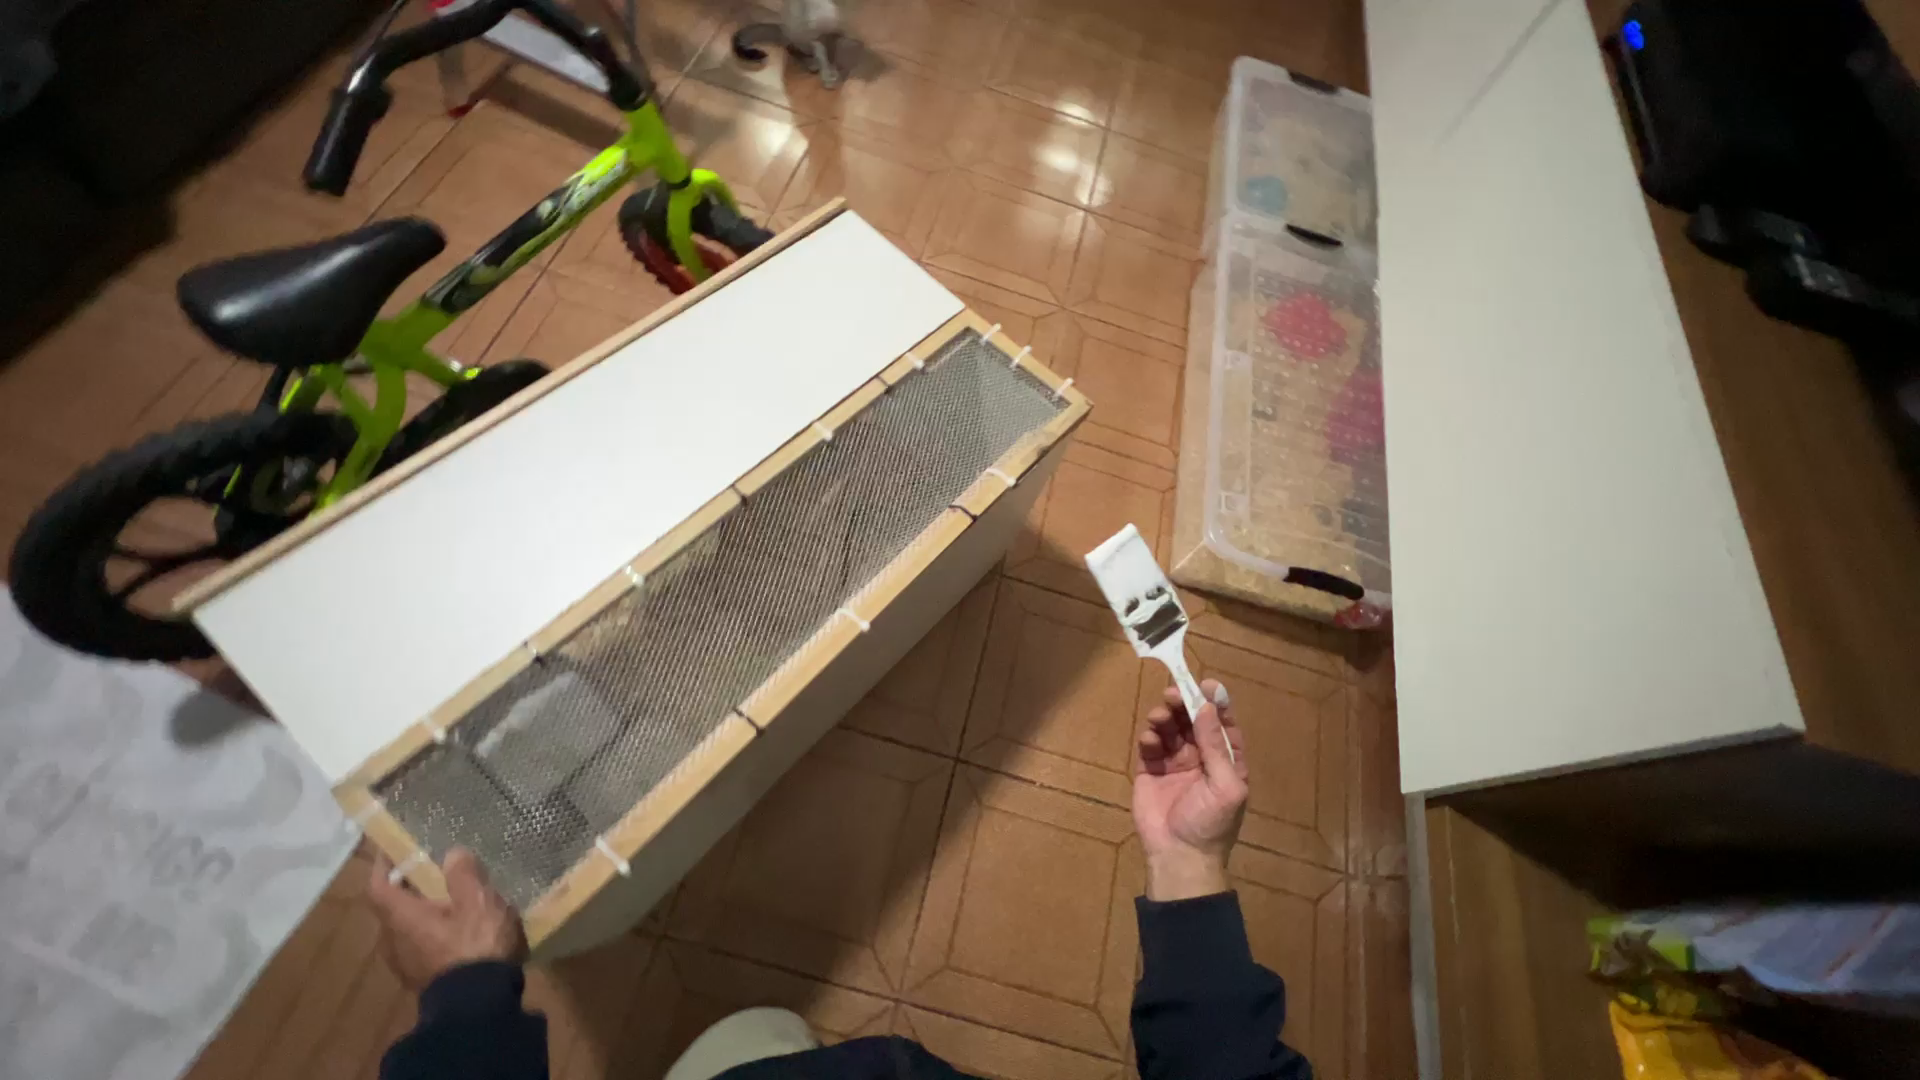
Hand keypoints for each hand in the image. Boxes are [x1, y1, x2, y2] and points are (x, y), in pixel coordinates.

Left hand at [367, 847, 527, 989]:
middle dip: (409, 888)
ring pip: (408, 928)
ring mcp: (406, 963)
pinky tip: (461, 927)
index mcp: (402, 918)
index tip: (390, 849)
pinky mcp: (422, 977)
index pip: (378, 888)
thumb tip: (451, 854)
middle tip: (433, 869)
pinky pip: (422, 944)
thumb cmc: (475, 944)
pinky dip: (434, 929)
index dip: (381, 867)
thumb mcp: (478, 901)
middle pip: (393, 908)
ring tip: (453, 897)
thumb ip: (463, 875)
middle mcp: (394, 941)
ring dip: (423, 910)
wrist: (477, 1004)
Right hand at [1132, 679, 1247, 901]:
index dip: (1215, 703)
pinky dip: (1149, 737)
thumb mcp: (1225, 785)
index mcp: (1226, 761)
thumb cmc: (1210, 823)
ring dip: (1164, 717)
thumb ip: (1216, 745)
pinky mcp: (1150, 770)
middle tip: (1173, 693)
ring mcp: (1174, 763)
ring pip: (1169, 728)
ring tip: (1159, 716)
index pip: (1222, 724)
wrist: (1179, 856)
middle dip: (1184, 704)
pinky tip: (1149, 741)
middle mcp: (1200, 757)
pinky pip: (1150, 745)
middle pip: (1192, 720)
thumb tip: (1207, 707)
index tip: (1206, 684)